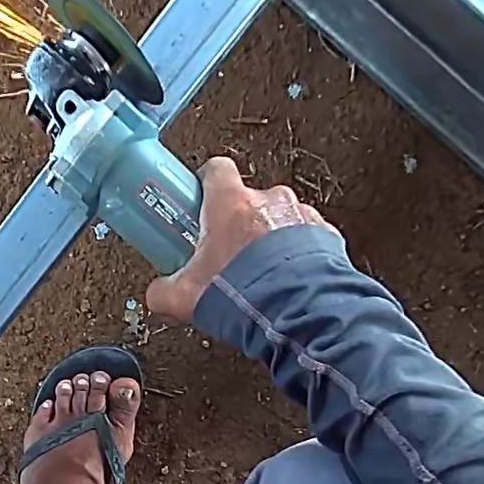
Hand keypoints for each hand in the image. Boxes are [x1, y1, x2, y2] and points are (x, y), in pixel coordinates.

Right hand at [145, 156, 336, 321]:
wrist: (300, 313)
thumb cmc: (246, 294)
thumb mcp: (187, 296)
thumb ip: (165, 290)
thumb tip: (157, 294)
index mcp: (231, 203)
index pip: (215, 170)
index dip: (205, 185)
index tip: (198, 204)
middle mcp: (269, 200)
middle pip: (247, 200)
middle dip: (238, 224)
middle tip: (228, 255)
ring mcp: (301, 215)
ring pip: (278, 219)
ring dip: (269, 240)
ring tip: (261, 275)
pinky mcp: (326, 236)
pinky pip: (306, 238)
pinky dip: (297, 255)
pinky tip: (287, 281)